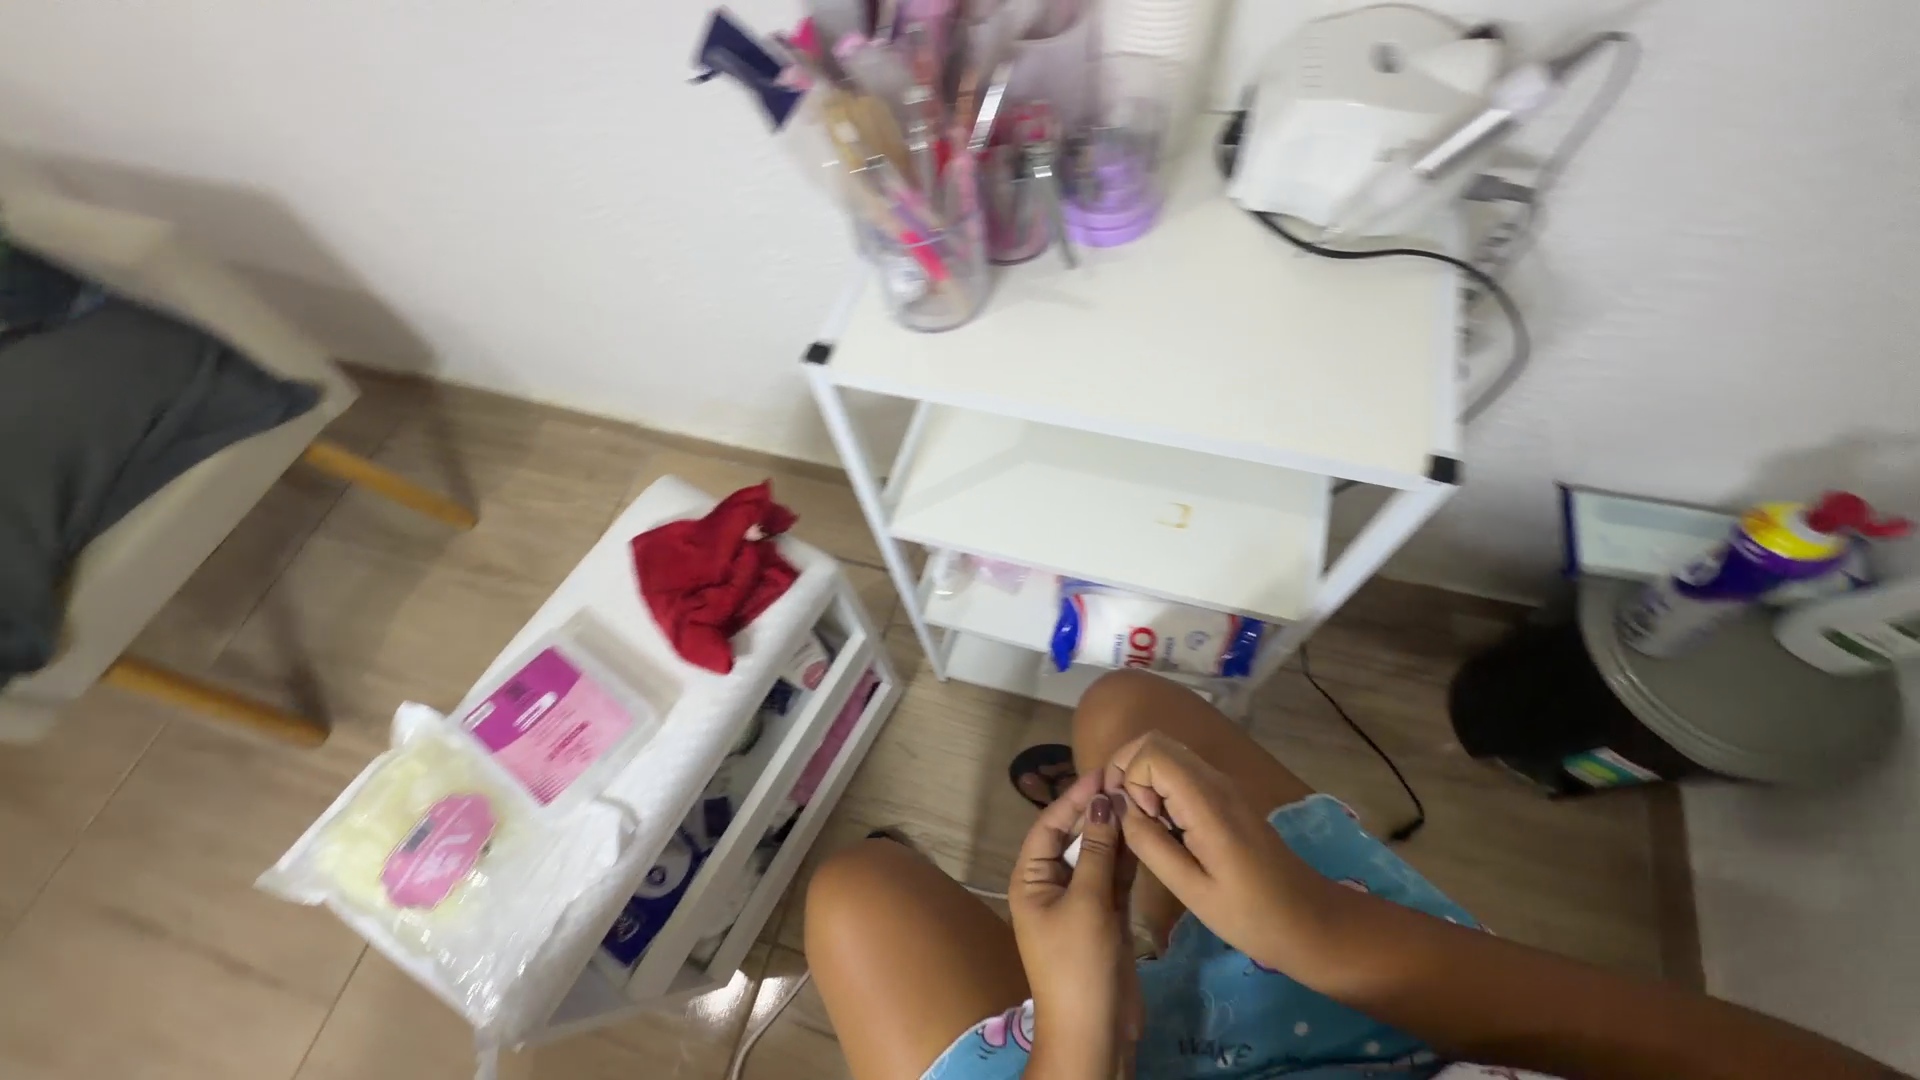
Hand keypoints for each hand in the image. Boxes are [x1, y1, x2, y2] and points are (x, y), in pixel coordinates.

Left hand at [1008, 770, 1139, 1079]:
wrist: (1094, 1033)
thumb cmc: (1078, 964)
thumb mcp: (1087, 903)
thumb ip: (1097, 851)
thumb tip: (1104, 802)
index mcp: (1031, 878)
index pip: (1050, 825)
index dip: (1074, 798)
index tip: (1103, 772)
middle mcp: (1051, 884)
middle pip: (1074, 836)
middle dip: (1098, 811)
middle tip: (1127, 781)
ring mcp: (1079, 901)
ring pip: (1097, 855)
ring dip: (1115, 832)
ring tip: (1139, 800)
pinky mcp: (1104, 917)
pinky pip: (1113, 877)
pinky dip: (1126, 858)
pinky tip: (1143, 833)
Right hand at [1106, 732, 1335, 973]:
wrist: (1315, 923)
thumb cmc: (1254, 916)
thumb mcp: (1192, 891)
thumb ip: (1149, 844)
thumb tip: (1117, 806)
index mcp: (1207, 801)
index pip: (1151, 751)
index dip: (1130, 779)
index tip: (1139, 821)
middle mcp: (1215, 781)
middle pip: (1155, 742)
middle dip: (1127, 771)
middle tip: (1129, 817)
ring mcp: (1223, 785)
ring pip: (1166, 754)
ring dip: (1143, 780)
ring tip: (1147, 826)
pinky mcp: (1226, 796)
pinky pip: (1180, 773)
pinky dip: (1160, 789)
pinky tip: (1167, 829)